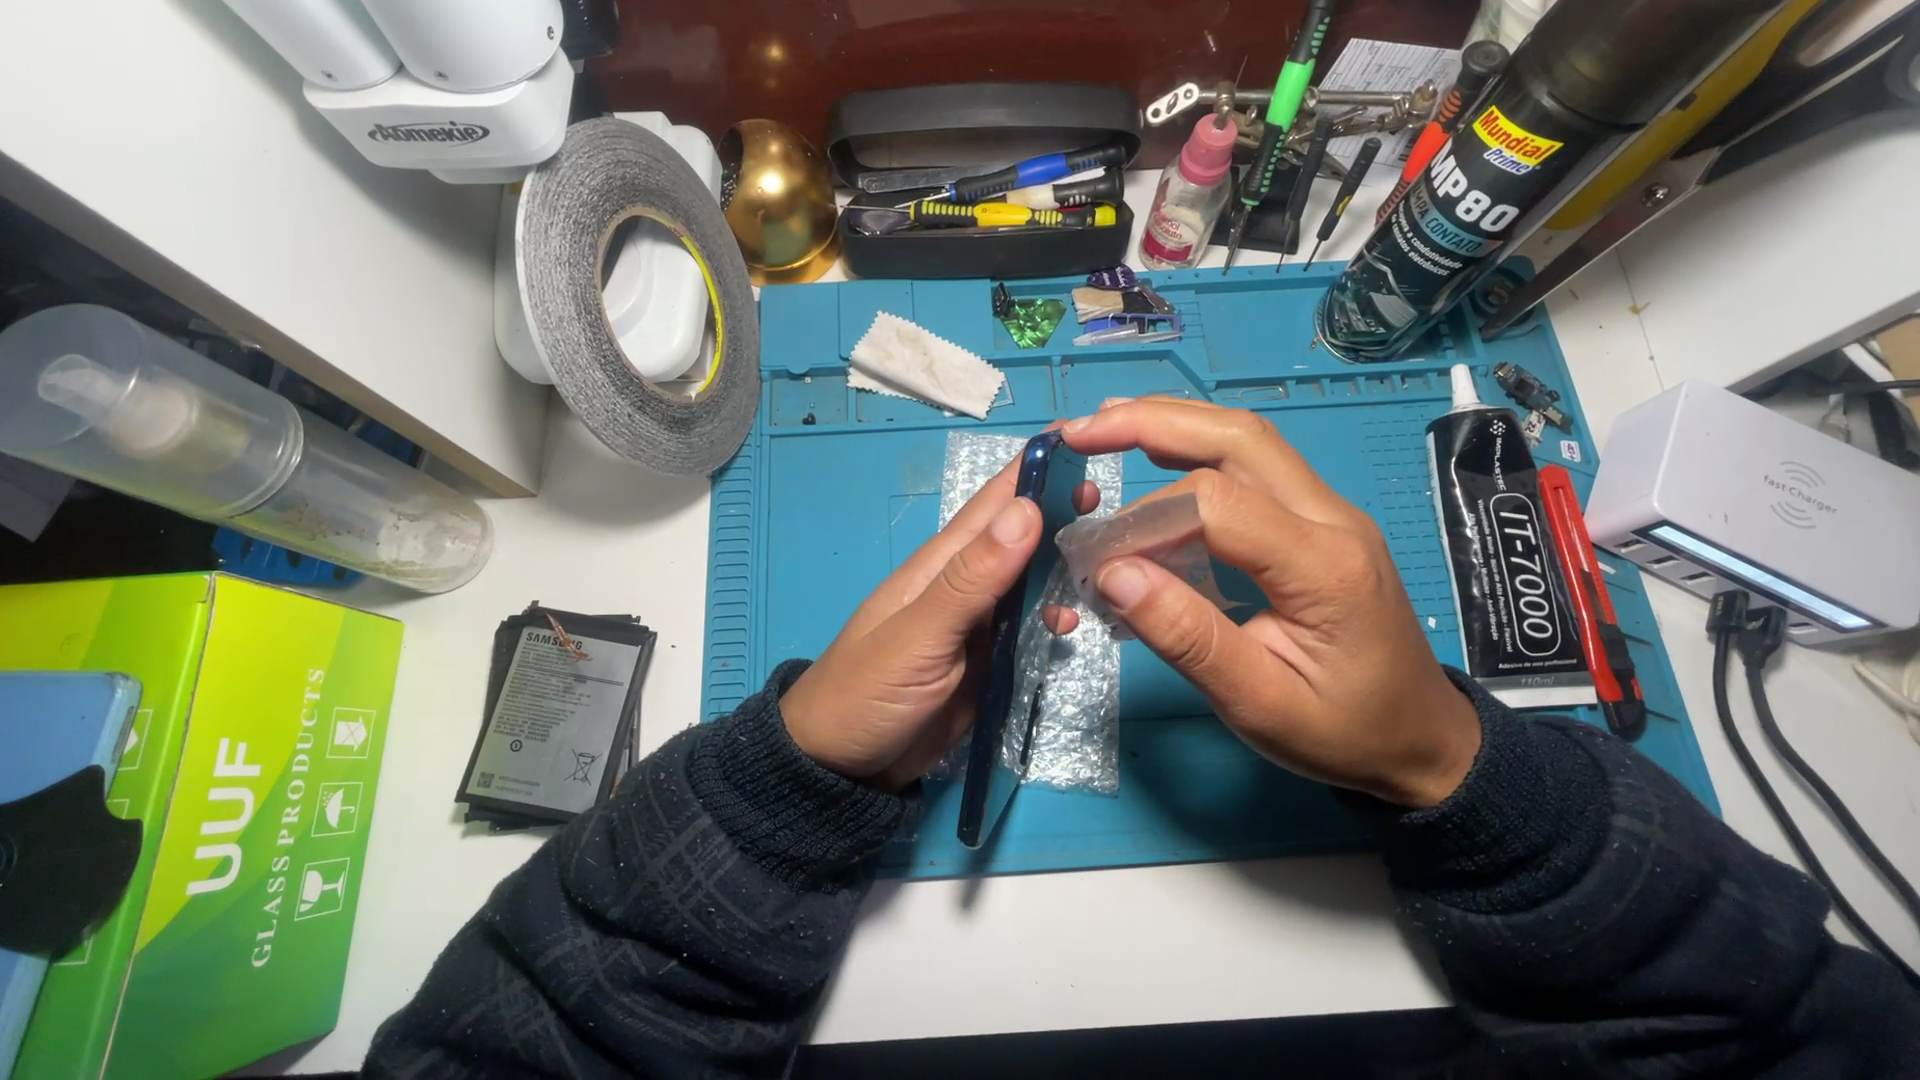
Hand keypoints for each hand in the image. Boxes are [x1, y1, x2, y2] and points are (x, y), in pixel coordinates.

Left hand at [780, 456, 1094, 791]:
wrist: (842, 766)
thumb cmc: (868, 692)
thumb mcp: (919, 635)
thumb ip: (971, 580)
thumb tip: (1026, 510)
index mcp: (942, 565)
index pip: (994, 503)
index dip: (1034, 469)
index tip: (1083, 439)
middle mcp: (965, 585)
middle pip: (1021, 539)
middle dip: (1064, 515)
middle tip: (1117, 506)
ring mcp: (977, 625)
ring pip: (1031, 582)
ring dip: (1066, 568)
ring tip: (1113, 562)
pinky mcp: (988, 662)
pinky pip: (1028, 628)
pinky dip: (1053, 619)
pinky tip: (1074, 623)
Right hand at [1062, 398, 1480, 807]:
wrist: (1421, 738)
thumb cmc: (1343, 731)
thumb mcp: (1259, 705)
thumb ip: (1188, 638)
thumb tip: (1113, 574)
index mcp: (1322, 565)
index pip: (1216, 504)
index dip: (1144, 518)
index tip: (1096, 556)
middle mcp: (1330, 518)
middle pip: (1237, 438)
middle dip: (1152, 422)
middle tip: (1080, 431)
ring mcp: (1328, 511)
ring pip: (1245, 439)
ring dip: (1172, 424)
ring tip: (1103, 427)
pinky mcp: (1316, 518)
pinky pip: (1252, 464)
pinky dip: (1194, 449)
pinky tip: (1154, 452)